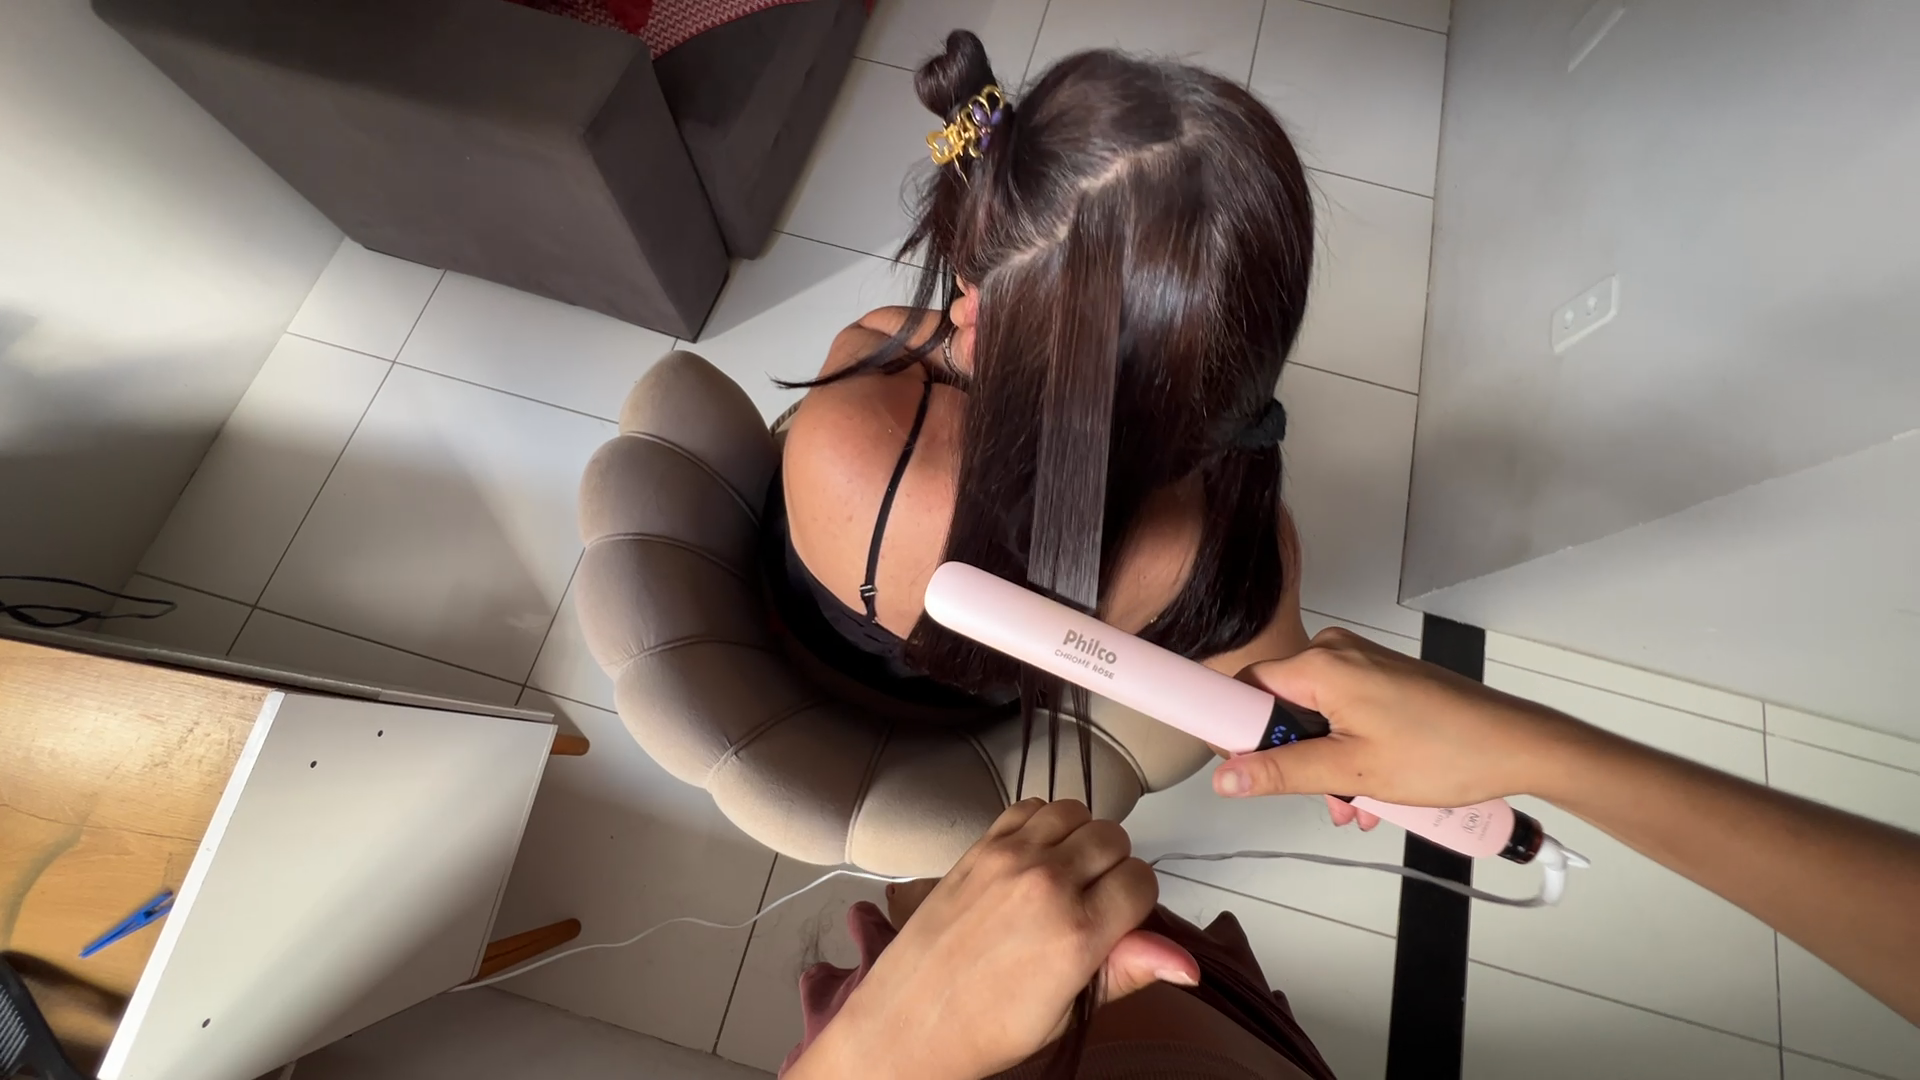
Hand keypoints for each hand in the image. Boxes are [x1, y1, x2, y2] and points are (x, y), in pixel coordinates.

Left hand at [792, 800, 1196, 1079]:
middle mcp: (1047, 882)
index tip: (1123, 915)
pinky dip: (1041, 820)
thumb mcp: (1070, 1010)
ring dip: (1080, 834)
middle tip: (1095, 894)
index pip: (1141, 879)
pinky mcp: (981, 843)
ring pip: (1075, 810)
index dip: (1139, 898)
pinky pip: (1029, 805)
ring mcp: (1010, 855)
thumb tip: (1188, 964)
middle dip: (1114, 863)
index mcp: (1077, 931)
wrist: (913, 1016)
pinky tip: (1035, 853)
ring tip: (1067, 868)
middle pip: (1113, 836)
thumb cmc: (991, 1025)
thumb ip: (1128, 970)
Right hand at [1213, 629, 1588, 807]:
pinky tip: (1370, 784)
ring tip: (1355, 804)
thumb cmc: (1442, 754)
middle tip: (1322, 796)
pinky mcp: (1380, 674)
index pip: (1245, 686)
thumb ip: (1280, 772)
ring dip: (1322, 758)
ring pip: (1312, 711)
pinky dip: (1345, 743)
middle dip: (1292, 754)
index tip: (1249, 764)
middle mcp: (1333, 651)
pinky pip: (1339, 707)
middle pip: (1281, 703)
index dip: (1238, 726)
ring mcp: (1360, 660)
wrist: (1523, 745)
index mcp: (1318, 664)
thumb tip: (1223, 779)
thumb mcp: (1352, 771)